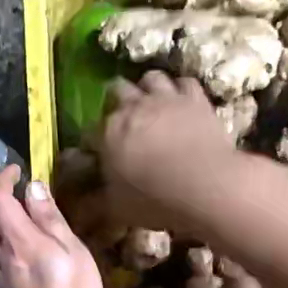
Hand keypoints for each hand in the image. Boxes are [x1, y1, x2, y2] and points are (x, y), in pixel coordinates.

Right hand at [92, 71, 240, 226]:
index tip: (97, 155)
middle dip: (115, 102)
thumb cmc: (154, 199)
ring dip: (147, 87)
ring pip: (151, 78)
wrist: (205, 186)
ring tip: (150, 102)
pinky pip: (185, 82)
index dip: (92, 142)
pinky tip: (181, 100)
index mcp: (108, 133)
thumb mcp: (116, 209)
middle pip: (117, 90)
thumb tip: (83, 204)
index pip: (90, 131)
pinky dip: (180, 88)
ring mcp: (166, 98)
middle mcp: (133, 107)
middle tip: (122, 120)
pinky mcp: (196, 99)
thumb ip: (95, 202)